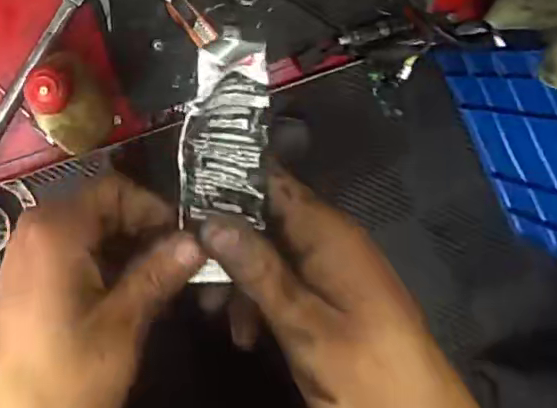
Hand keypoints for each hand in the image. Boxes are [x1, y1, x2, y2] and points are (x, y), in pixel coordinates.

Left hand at [0, 174, 204, 407]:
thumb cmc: (63, 373)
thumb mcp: (119, 326)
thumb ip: (156, 276)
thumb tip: (194, 242)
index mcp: (57, 224)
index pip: (115, 188)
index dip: (152, 208)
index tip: (183, 238)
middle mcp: (37, 222)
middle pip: (100, 205)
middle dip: (140, 229)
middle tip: (176, 264)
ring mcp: (27, 245)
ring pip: (87, 227)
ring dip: (123, 247)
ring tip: (156, 282)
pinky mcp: (25, 269)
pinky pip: (69, 246)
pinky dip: (99, 259)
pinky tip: (122, 292)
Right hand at [199, 168, 477, 407]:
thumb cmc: (373, 380)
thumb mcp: (308, 329)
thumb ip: (259, 270)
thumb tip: (210, 219)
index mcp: (326, 231)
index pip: (269, 180)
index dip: (225, 177)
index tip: (183, 186)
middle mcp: (326, 239)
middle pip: (262, 215)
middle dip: (224, 237)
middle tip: (189, 262)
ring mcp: (329, 270)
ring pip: (267, 250)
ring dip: (237, 275)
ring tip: (212, 310)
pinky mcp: (330, 301)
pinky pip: (284, 281)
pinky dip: (259, 299)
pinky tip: (244, 333)